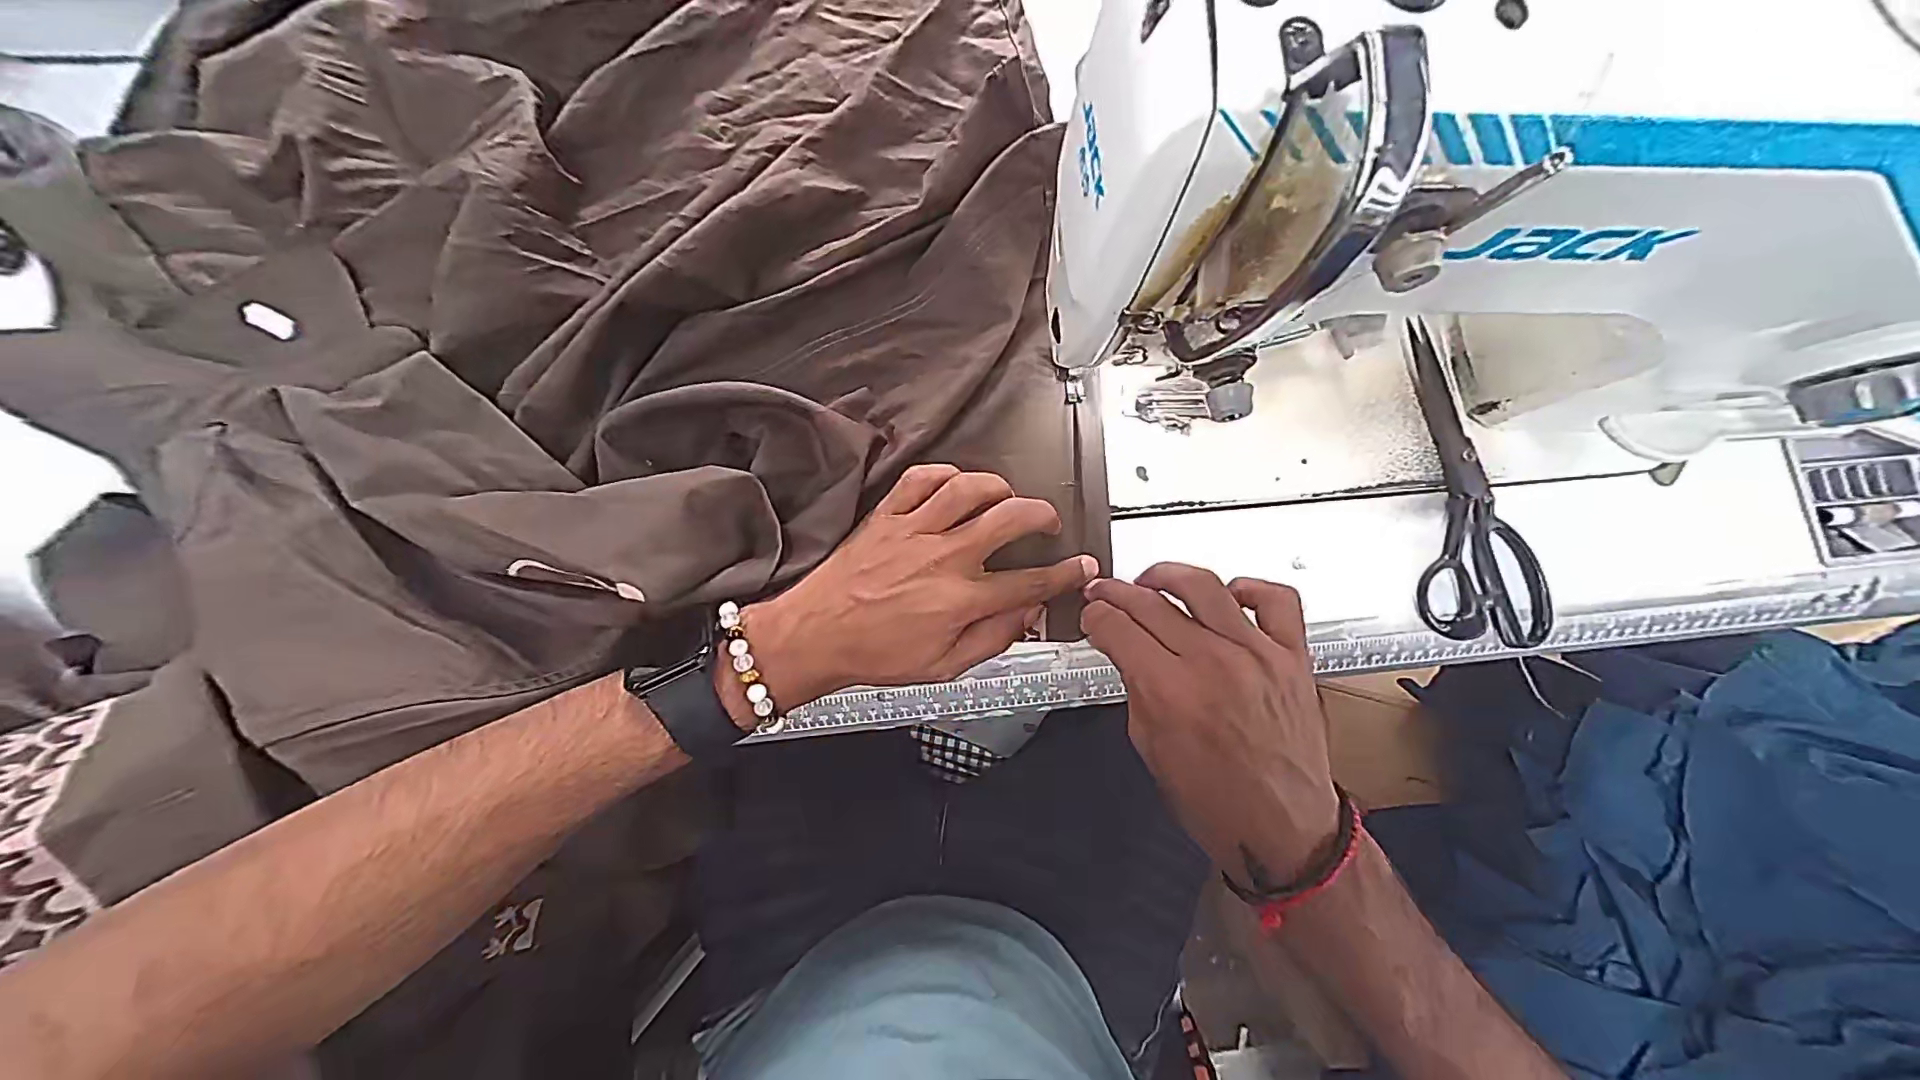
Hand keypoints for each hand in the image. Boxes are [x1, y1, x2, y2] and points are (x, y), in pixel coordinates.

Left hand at [721, 465, 1098, 722]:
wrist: (815, 636)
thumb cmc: (872, 653)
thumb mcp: (943, 666)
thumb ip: (992, 638)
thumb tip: (1024, 616)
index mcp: (960, 599)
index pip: (1030, 581)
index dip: (1065, 574)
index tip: (1080, 567)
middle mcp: (942, 558)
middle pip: (1010, 519)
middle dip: (1042, 515)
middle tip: (1047, 521)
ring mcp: (914, 531)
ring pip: (970, 489)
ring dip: (999, 488)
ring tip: (1007, 497)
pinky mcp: (887, 517)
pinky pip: (921, 479)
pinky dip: (944, 474)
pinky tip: (955, 483)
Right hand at [1082, 563, 1338, 887]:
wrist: (1283, 829)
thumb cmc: (1220, 803)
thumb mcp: (1150, 746)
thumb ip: (1136, 688)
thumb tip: (1126, 652)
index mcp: (1170, 692)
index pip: (1117, 626)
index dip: (1096, 615)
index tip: (1093, 615)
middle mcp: (1213, 664)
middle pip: (1149, 602)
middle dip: (1116, 593)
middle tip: (1107, 594)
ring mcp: (1257, 655)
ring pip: (1203, 586)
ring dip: (1167, 575)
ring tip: (1154, 581)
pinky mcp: (1291, 657)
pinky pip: (1275, 599)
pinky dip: (1249, 587)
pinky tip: (1229, 594)